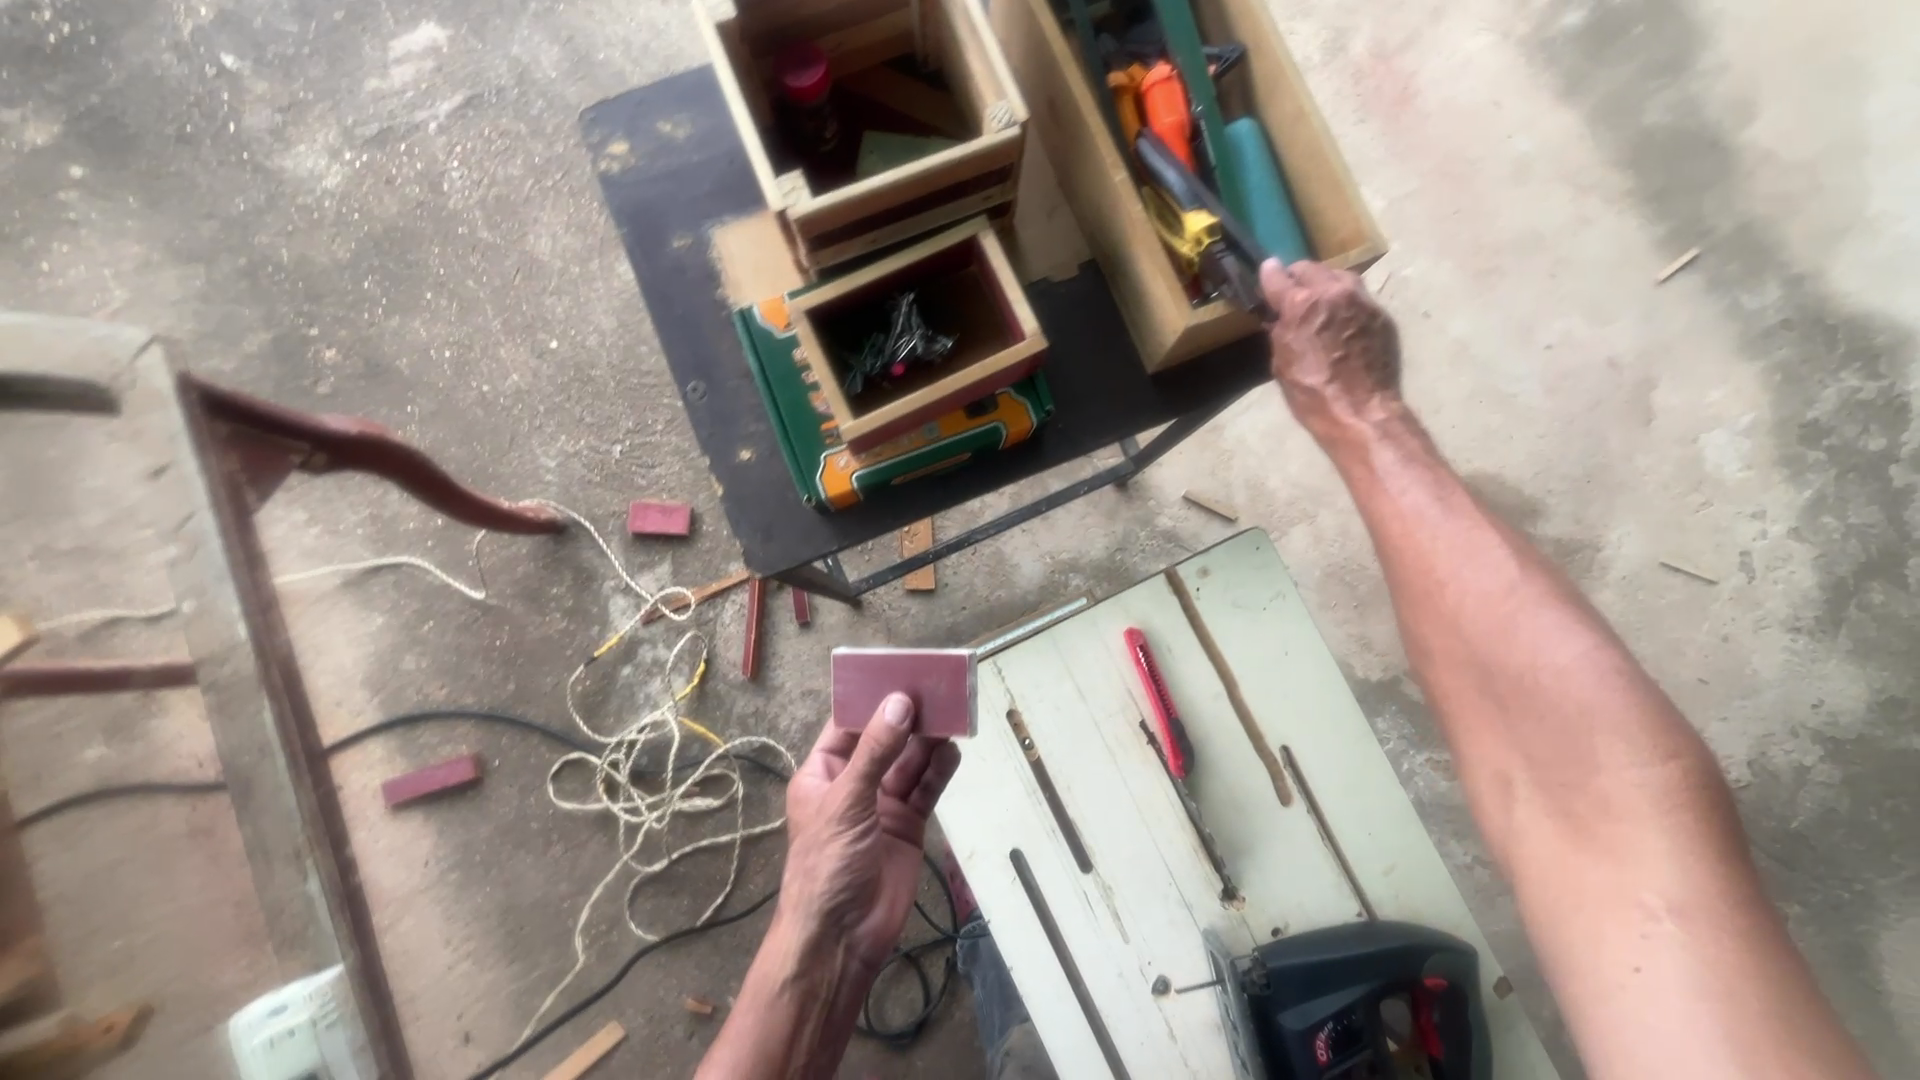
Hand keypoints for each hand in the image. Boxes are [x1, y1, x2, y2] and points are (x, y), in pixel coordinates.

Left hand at [779, 693, 962, 973]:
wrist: (842, 938)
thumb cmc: (826, 866)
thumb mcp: (846, 802)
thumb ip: (875, 752)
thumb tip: (899, 703)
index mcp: (823, 774)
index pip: (847, 726)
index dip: (871, 700)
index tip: (899, 674)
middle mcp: (854, 784)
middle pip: (885, 740)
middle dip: (907, 718)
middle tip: (936, 690)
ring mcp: (883, 805)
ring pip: (910, 762)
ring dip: (928, 742)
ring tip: (951, 715)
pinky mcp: (909, 825)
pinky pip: (926, 789)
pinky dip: (939, 771)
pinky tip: (953, 752)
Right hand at [1261, 258, 1403, 442]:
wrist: (1360, 410)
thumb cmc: (1310, 393)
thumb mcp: (1281, 362)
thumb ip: (1280, 331)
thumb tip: (1279, 317)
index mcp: (1301, 304)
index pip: (1277, 275)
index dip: (1268, 275)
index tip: (1266, 276)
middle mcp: (1332, 292)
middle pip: (1310, 268)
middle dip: (1297, 278)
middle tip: (1291, 294)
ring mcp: (1361, 300)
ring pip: (1338, 276)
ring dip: (1323, 284)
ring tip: (1318, 302)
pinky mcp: (1380, 314)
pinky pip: (1357, 296)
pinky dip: (1344, 302)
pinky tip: (1340, 321)